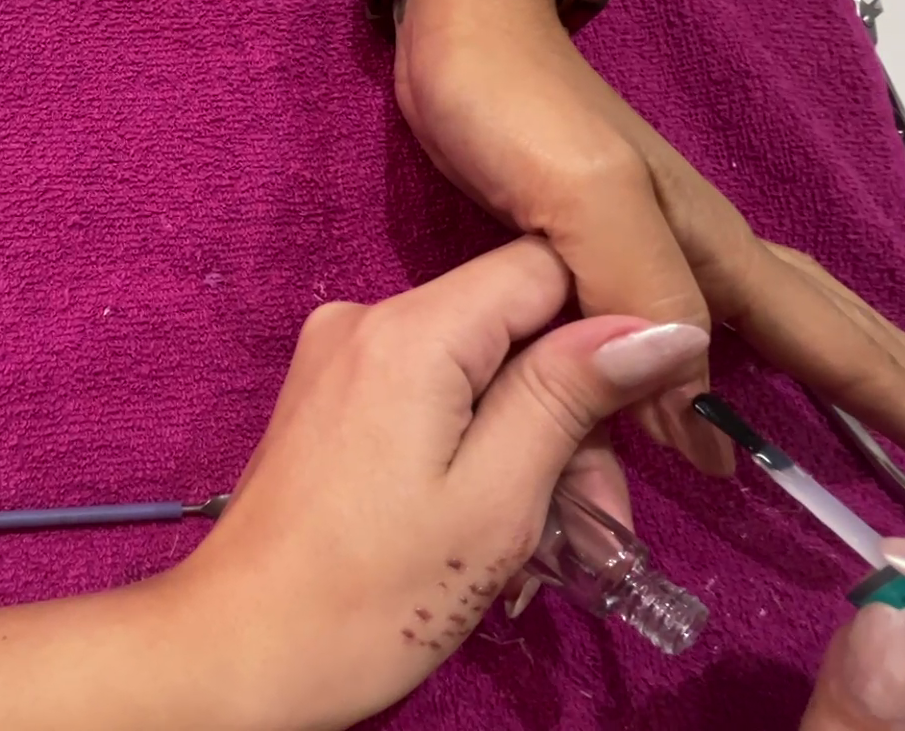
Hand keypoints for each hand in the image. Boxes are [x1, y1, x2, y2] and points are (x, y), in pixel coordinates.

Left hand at [171, 238, 708, 726]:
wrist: (245, 638)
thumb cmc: (378, 589)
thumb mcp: (494, 497)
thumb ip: (567, 395)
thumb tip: (660, 324)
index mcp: (406, 329)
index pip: (538, 266)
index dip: (607, 325)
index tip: (647, 413)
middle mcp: (362, 316)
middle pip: (505, 325)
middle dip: (565, 414)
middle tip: (597, 523)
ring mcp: (336, 352)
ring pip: (469, 365)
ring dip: (524, 443)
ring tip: (545, 548)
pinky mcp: (325, 388)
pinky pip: (423, 388)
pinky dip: (467, 440)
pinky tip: (485, 519)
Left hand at [392, 0, 904, 500]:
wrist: (461, 40)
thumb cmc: (516, 110)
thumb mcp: (583, 195)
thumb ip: (641, 288)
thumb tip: (699, 413)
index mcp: (702, 241)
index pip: (826, 338)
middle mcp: (689, 241)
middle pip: (819, 322)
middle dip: (903, 388)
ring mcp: (639, 230)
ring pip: (758, 312)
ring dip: (834, 360)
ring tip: (895, 405)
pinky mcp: (583, 226)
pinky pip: (681, 302)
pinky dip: (723, 338)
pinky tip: (719, 349)